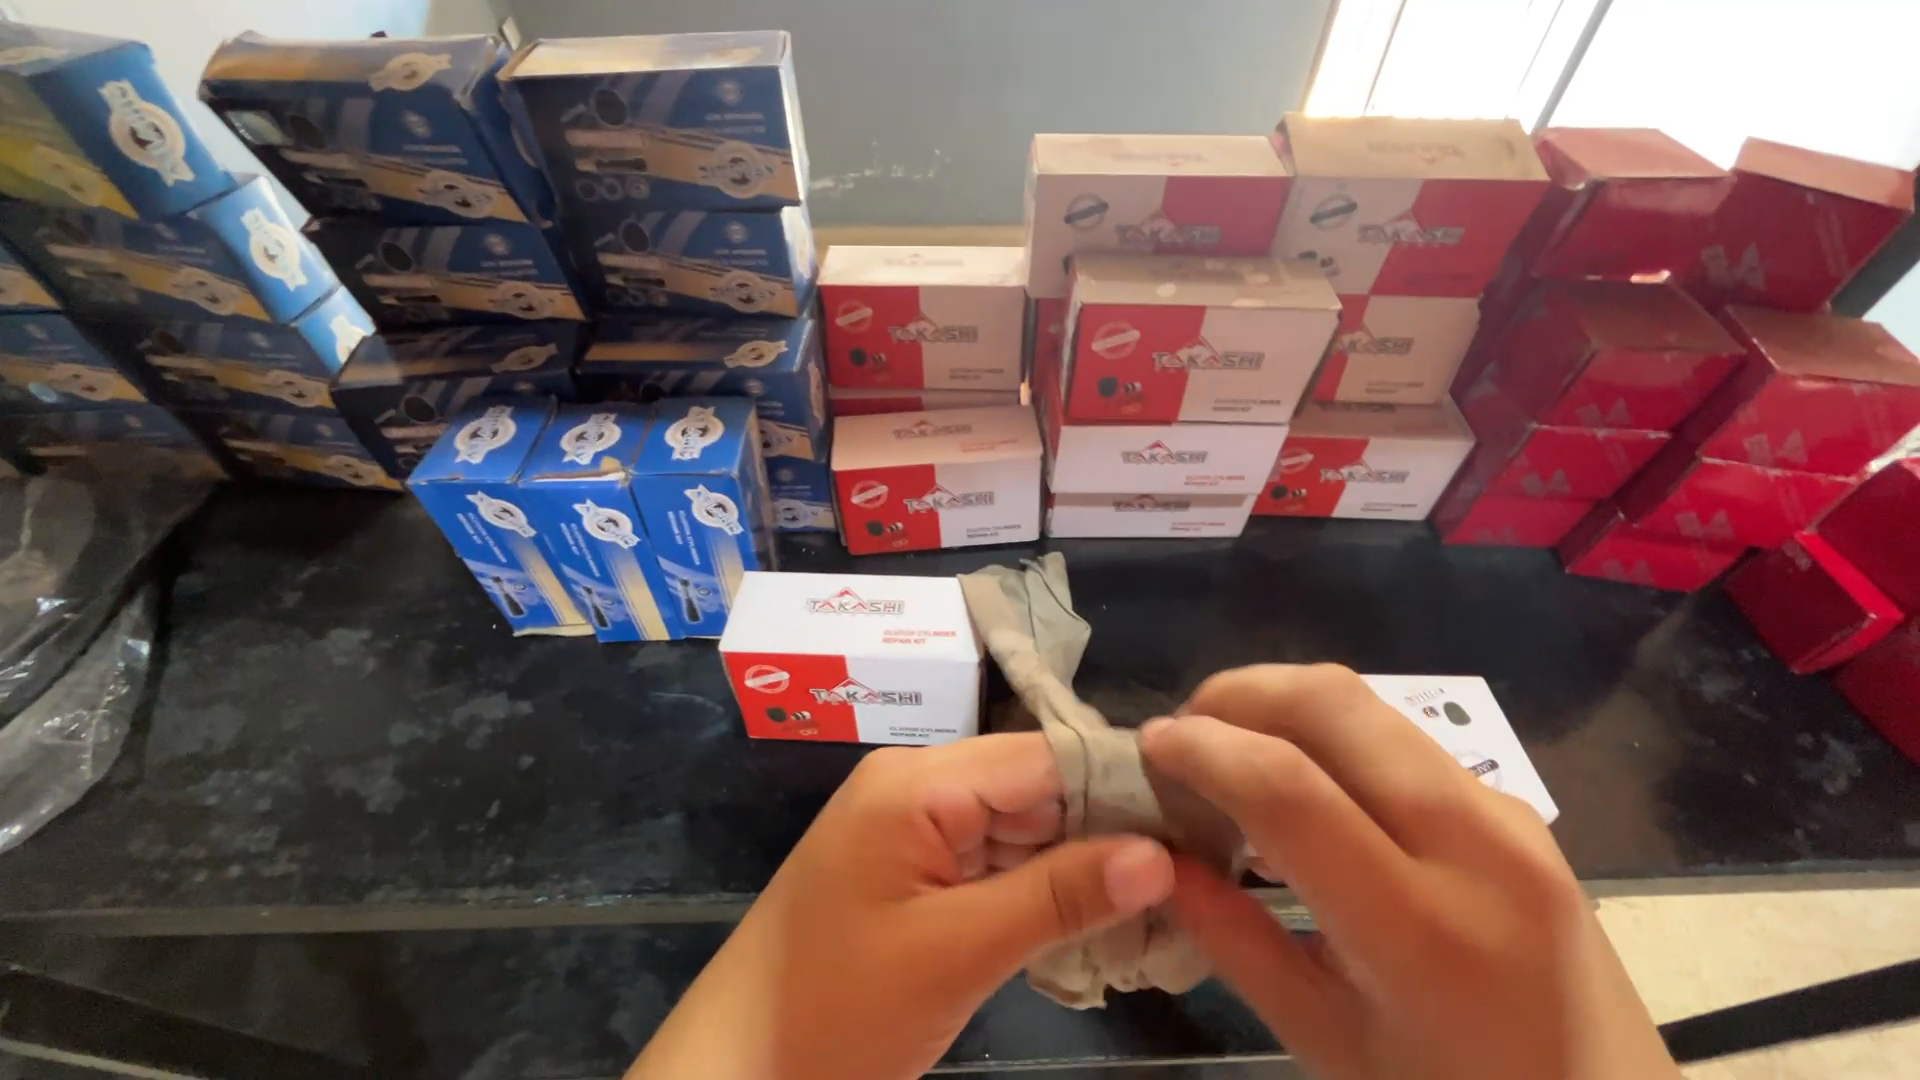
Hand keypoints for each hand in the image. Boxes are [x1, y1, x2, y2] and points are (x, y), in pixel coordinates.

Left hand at [627, 732, 1174, 1079]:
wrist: (737, 1066)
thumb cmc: (838, 1009)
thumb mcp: (957, 953)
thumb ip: (1058, 896)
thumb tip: (1159, 853)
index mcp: (919, 782)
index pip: (1044, 759)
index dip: (1122, 785)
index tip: (1198, 817)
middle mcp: (916, 782)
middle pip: (1033, 786)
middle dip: (1106, 826)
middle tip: (1193, 864)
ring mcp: (911, 821)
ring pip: (1017, 822)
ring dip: (1076, 858)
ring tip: (1164, 890)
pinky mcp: (910, 861)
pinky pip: (989, 854)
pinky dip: (1036, 882)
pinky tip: (1092, 911)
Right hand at [1140, 664, 1679, 1079]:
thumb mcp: (1323, 1040)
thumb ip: (1229, 938)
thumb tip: (1155, 857)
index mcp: (1421, 928)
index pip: (1288, 789)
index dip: (1203, 750)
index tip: (1148, 747)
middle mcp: (1473, 843)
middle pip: (1332, 704)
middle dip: (1236, 694)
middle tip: (1185, 732)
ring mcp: (1504, 813)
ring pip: (1365, 704)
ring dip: (1278, 703)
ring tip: (1229, 747)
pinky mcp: (1513, 805)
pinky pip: (1395, 734)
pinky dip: (1324, 730)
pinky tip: (1297, 776)